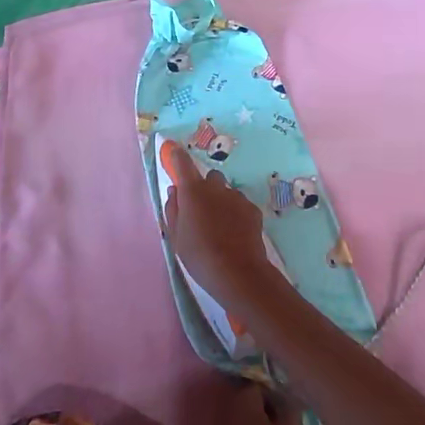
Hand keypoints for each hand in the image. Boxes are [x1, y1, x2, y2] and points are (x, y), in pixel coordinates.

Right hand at [162, 140, 279, 303]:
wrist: (238, 272)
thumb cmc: (199, 254)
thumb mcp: (175, 235)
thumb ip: (173, 209)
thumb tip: (175, 191)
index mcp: (192, 191)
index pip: (182, 162)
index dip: (176, 155)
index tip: (172, 152)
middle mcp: (215, 187)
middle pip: (209, 178)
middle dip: (204, 188)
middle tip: (200, 210)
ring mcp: (236, 197)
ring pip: (225, 191)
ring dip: (220, 201)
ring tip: (219, 226)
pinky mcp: (253, 209)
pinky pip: (239, 204)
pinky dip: (235, 212)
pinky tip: (234, 232)